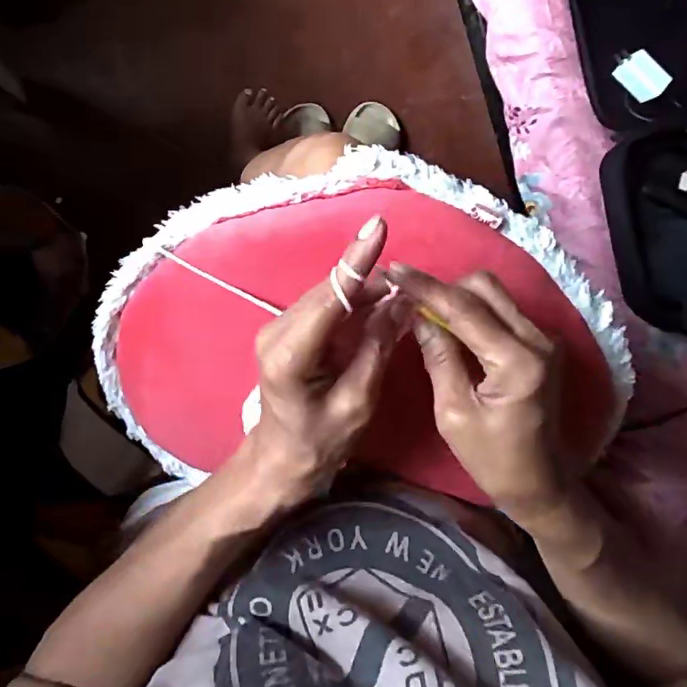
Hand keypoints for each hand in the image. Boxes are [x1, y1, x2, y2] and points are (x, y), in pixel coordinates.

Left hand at [235, 215, 404, 502]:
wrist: (280, 460)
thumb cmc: (319, 443)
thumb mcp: (358, 402)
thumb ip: (377, 348)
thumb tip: (401, 301)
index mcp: (291, 353)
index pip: (330, 297)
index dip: (357, 260)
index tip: (378, 226)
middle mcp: (278, 330)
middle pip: (330, 291)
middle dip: (369, 281)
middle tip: (409, 284)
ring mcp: (278, 327)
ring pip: (329, 295)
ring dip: (363, 292)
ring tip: (398, 296)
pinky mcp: (287, 329)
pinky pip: (325, 306)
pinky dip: (352, 304)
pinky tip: (376, 306)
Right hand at [386, 265, 568, 521]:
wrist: (541, 483)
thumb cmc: (492, 458)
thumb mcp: (453, 413)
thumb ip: (438, 357)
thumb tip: (417, 314)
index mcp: (517, 361)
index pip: (464, 309)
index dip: (426, 287)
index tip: (394, 269)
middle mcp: (538, 339)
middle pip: (484, 287)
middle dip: (444, 289)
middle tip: (411, 303)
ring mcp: (545, 338)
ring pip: (494, 294)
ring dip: (458, 298)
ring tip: (428, 315)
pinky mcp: (542, 342)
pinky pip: (502, 309)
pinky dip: (474, 311)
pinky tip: (453, 329)